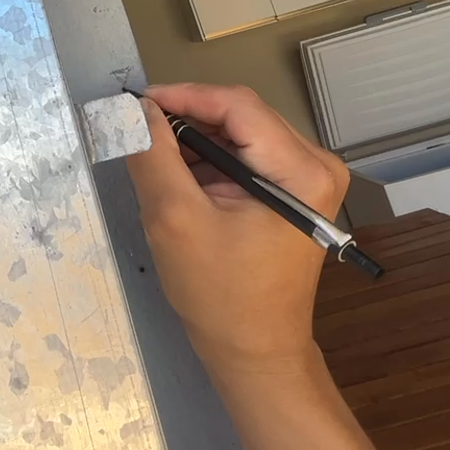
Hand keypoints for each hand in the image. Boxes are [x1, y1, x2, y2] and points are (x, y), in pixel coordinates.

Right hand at [126, 82, 350, 374]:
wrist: (255, 353)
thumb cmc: (220, 293)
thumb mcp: (174, 219)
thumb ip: (154, 154)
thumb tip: (135, 108)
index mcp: (302, 171)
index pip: (236, 105)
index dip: (182, 96)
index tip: (136, 104)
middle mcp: (314, 164)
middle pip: (239, 114)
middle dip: (185, 117)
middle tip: (138, 128)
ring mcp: (306, 177)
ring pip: (237, 130)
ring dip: (193, 137)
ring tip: (153, 153)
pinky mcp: (291, 189)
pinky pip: (242, 151)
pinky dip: (206, 155)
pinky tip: (177, 171)